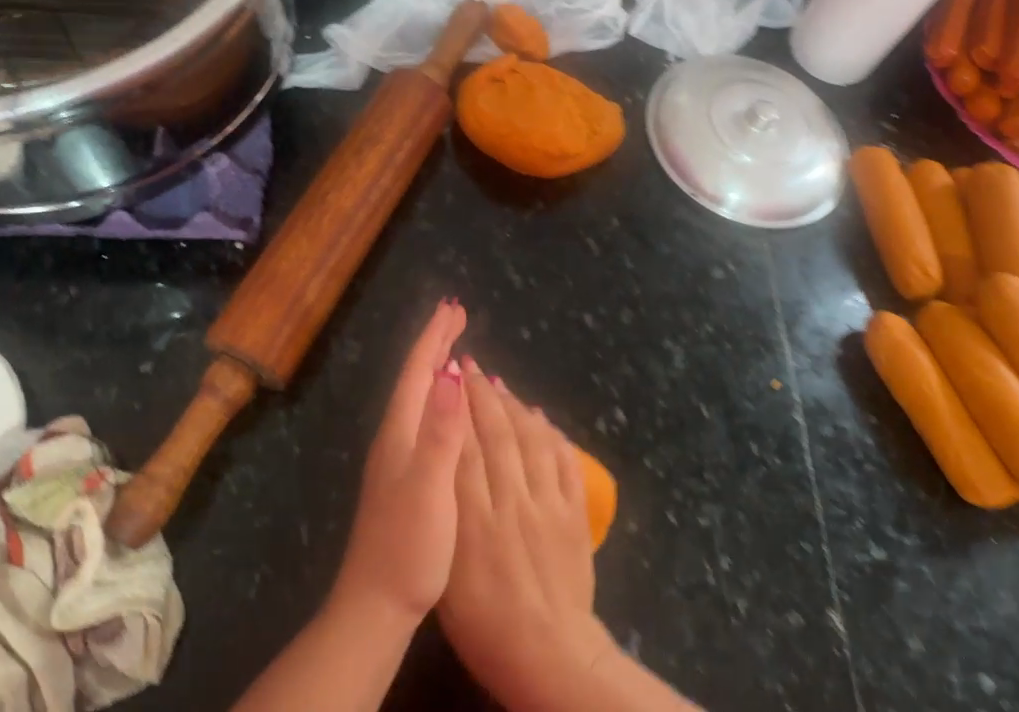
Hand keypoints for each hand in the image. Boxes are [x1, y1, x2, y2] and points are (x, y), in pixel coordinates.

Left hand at [332, 299, 470, 624]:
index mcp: (400, 435)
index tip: (453, 308)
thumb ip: (443, 432)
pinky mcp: (404, 481)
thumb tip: (454, 374)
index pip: (418, 373)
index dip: (435, 338)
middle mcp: (394, 440)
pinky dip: (439, 401)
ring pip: (418, 400)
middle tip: (456, 316)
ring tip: (454, 351)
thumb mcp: (431, 488)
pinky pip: (424, 422)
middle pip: (415, 381)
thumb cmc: (408, 547)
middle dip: (435, 346)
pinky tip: (448, 413)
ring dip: (436, 370)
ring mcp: (396, 462)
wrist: (376, 605)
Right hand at [438, 359, 617, 708]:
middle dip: (482, 394)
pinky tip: (543, 420)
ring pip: (531, 440)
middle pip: (496, 433)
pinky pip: (566, 464)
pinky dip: (553, 436)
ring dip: (515, 407)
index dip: (455, 406)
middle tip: (471, 364)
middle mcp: (511, 499)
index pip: (462, 446)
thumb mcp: (449, 573)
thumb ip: (448, 516)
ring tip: (501, 384)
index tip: (446, 376)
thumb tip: (444, 469)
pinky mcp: (575, 515)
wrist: (548, 653)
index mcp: (474, 515)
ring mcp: (548, 504)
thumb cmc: (484, 622)